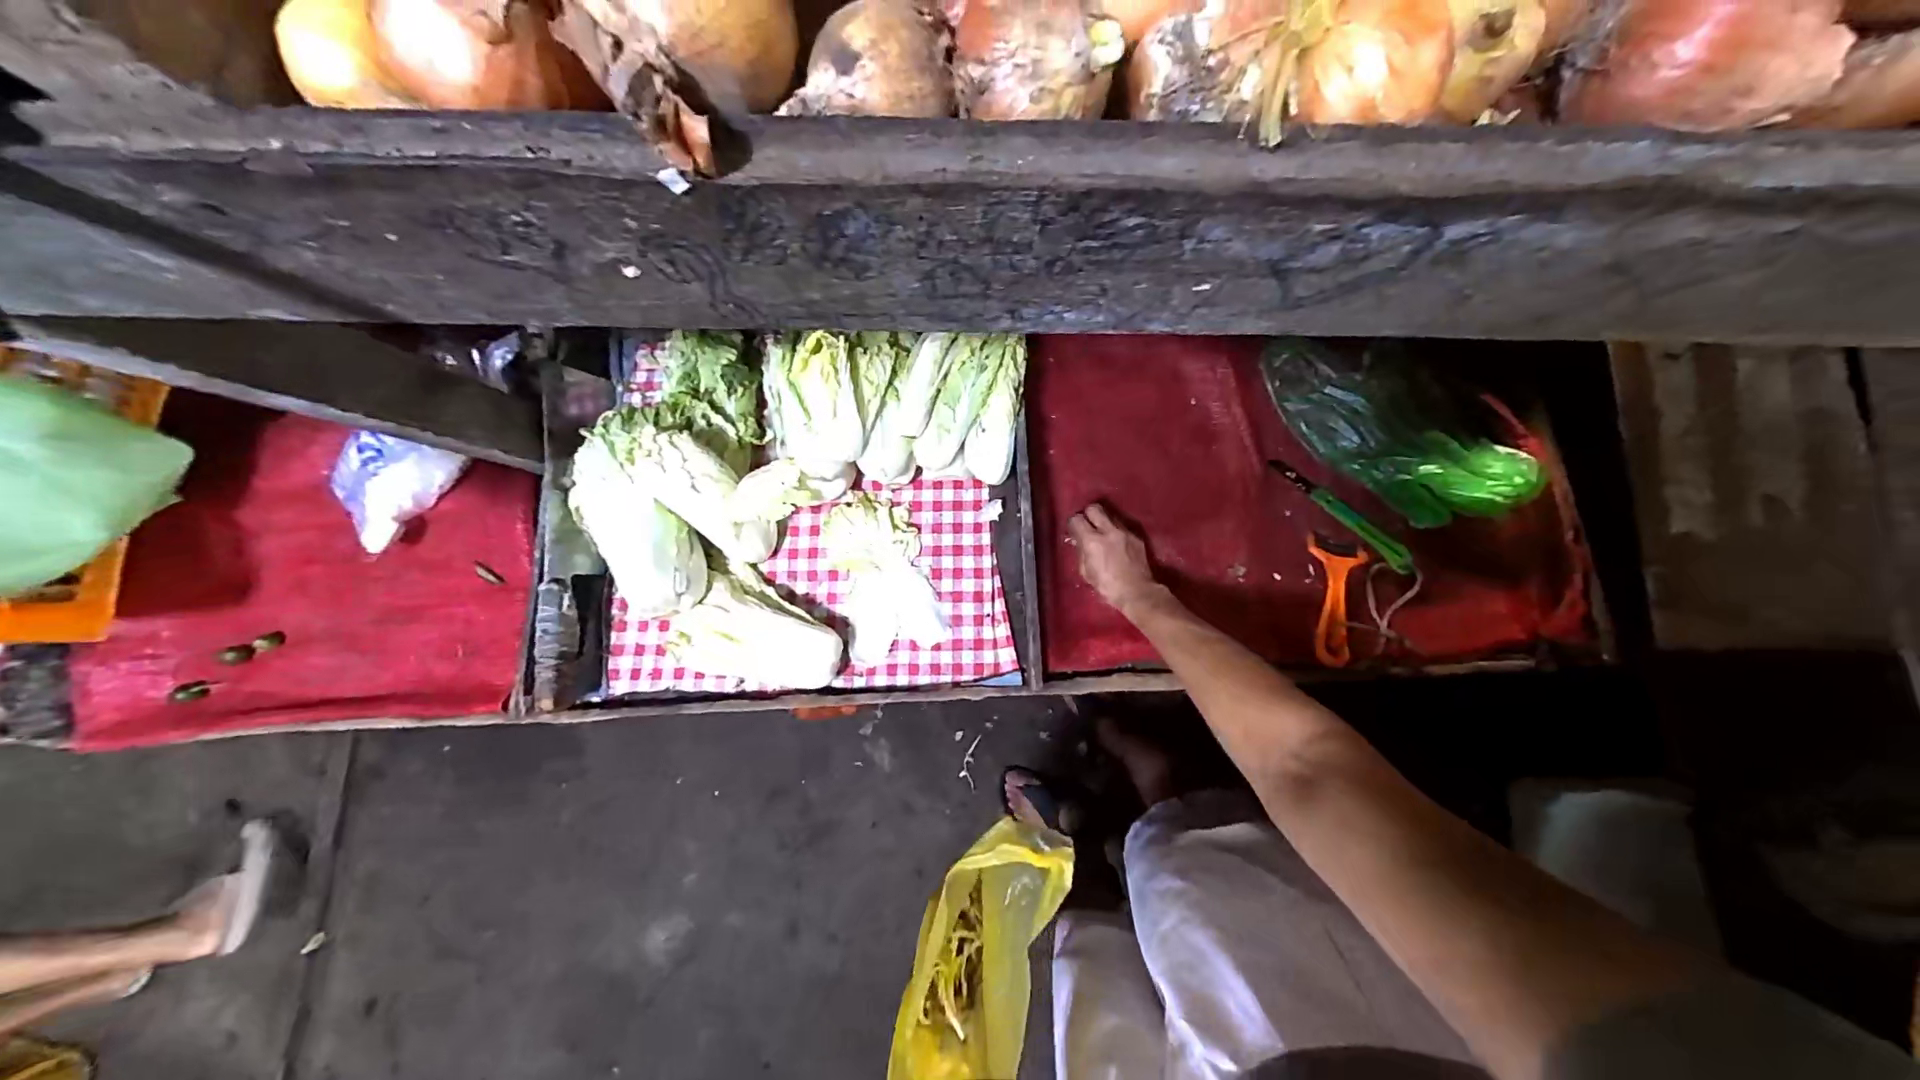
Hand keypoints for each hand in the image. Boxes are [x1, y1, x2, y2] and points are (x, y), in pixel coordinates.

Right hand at [1068, 503, 1163, 614]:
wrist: (1137, 592)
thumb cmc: (1107, 587)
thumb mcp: (1086, 572)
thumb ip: (1081, 553)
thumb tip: (1078, 542)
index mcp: (1092, 541)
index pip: (1076, 519)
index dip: (1073, 524)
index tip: (1074, 531)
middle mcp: (1108, 531)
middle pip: (1094, 508)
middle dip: (1088, 514)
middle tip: (1087, 526)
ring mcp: (1125, 532)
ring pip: (1110, 515)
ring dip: (1103, 522)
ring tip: (1102, 534)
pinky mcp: (1136, 537)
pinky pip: (1122, 527)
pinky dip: (1115, 532)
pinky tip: (1116, 544)